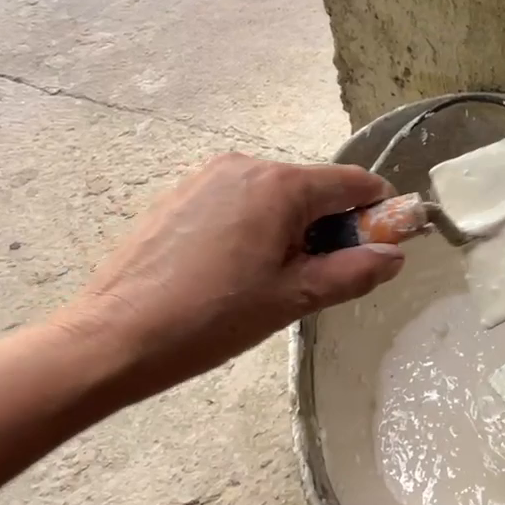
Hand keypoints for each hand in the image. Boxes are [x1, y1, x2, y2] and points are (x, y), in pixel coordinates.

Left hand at [54, 154, 402, 396]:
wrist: (109, 339)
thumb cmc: (210, 319)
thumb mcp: (293, 299)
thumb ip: (354, 272)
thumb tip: (395, 257)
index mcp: (281, 185)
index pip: (354, 182)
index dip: (378, 212)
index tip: (379, 247)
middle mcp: (248, 165)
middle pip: (315, 187)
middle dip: (331, 225)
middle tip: (317, 276)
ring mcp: (209, 176)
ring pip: (277, 194)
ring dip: (292, 226)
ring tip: (268, 278)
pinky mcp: (181, 193)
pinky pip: (240, 199)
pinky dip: (255, 224)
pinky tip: (231, 268)